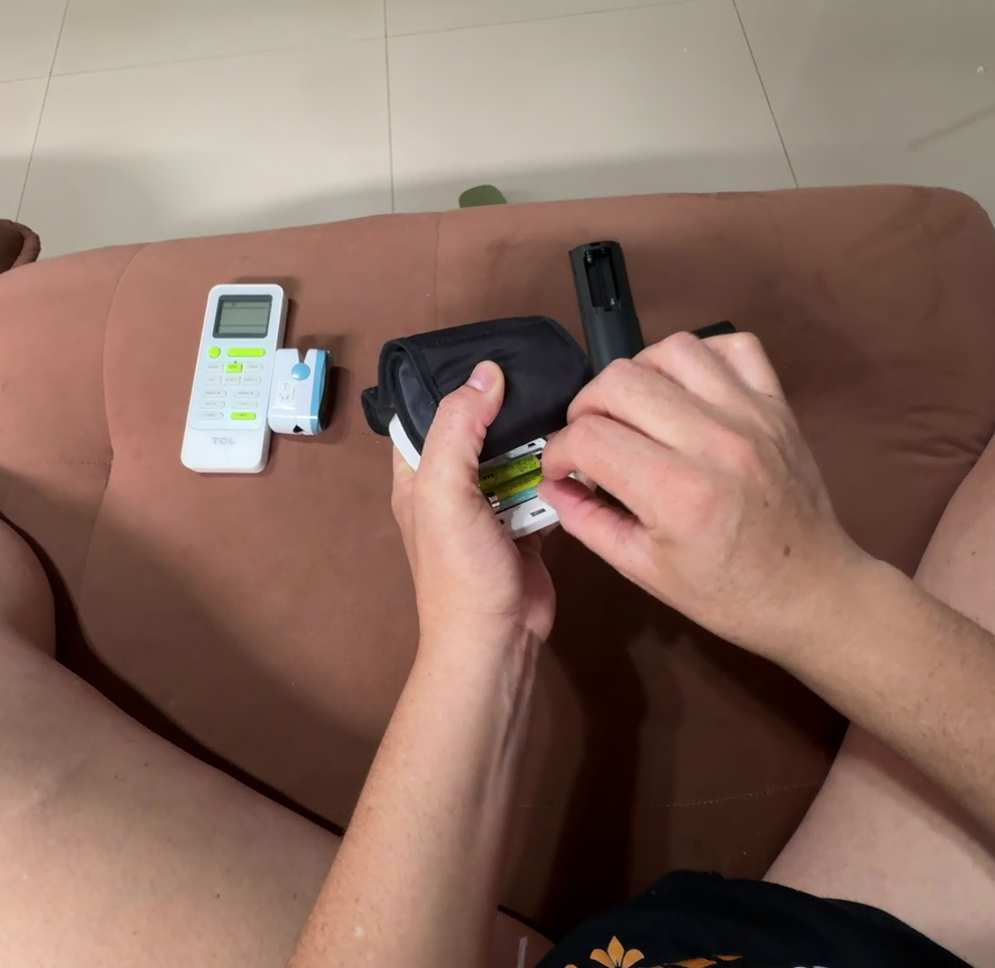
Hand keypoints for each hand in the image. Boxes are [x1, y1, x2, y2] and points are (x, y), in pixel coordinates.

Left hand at [391, 361, 555, 647]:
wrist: (497, 636)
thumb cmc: (459, 567)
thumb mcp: (444, 490)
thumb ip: (457, 428)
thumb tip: (485, 372)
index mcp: (418, 473)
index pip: (426, 414)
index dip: (450, 385)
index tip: (488, 358)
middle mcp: (451, 485)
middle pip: (476, 430)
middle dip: (503, 408)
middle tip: (539, 375)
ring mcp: (489, 504)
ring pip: (512, 454)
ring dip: (533, 437)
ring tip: (564, 402)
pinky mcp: (523, 522)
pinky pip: (538, 484)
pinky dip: (553, 471)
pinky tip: (576, 448)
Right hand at [538, 333, 873, 658]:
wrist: (811, 592)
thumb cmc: (727, 591)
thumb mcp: (642, 569)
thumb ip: (587, 520)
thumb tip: (551, 484)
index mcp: (676, 492)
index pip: (588, 437)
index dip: (558, 452)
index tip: (562, 470)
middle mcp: (713, 441)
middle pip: (619, 380)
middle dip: (585, 408)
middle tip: (592, 440)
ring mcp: (750, 415)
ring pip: (671, 349)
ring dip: (637, 375)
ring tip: (635, 411)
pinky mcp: (776, 404)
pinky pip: (733, 345)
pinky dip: (699, 358)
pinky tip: (685, 392)